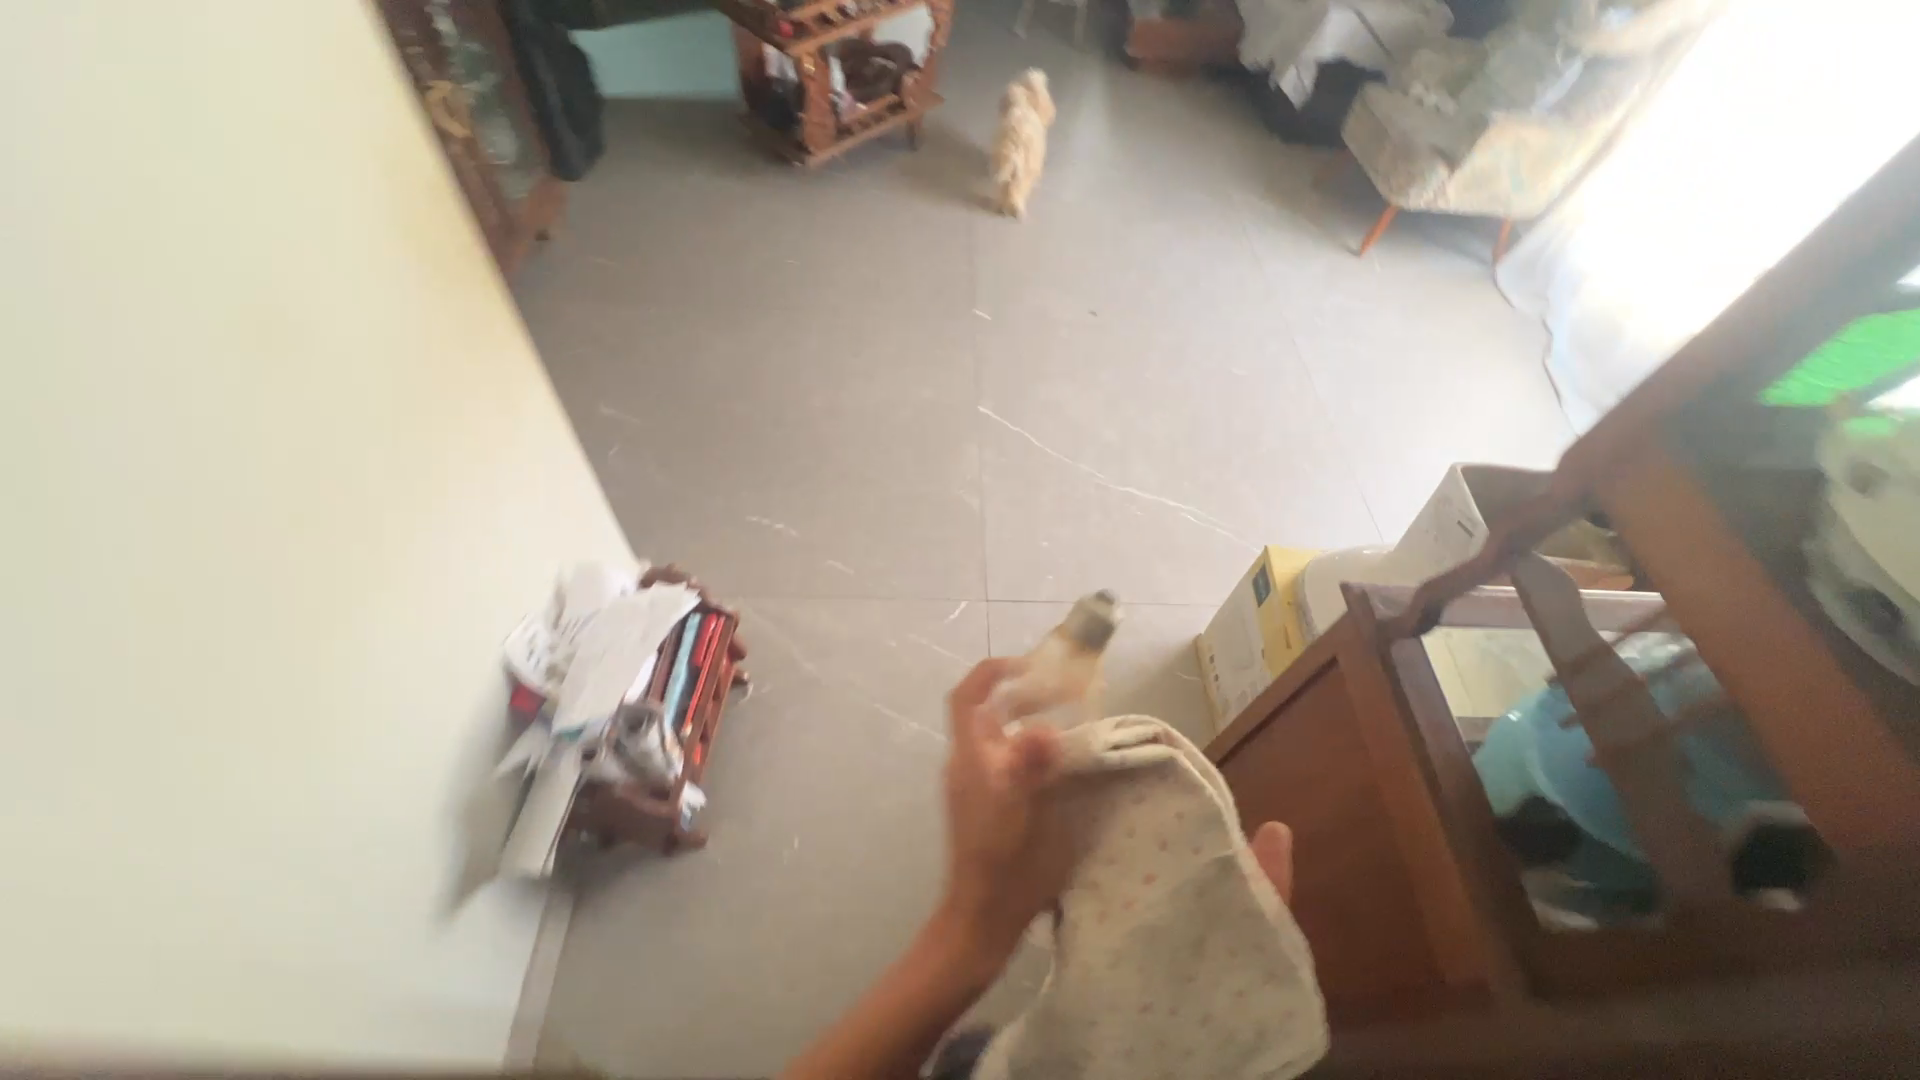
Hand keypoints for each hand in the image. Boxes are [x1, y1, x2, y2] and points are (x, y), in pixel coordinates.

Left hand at [937, 658, 1077, 965]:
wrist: (982, 916)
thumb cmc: (1001, 863)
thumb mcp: (1020, 812)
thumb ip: (1029, 767)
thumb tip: (1043, 728)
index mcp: (970, 759)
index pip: (966, 698)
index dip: (991, 673)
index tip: (1028, 665)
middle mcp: (968, 764)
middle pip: (987, 713)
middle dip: (1023, 694)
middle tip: (1066, 692)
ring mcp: (977, 785)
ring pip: (999, 736)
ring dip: (1030, 720)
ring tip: (1071, 720)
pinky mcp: (989, 803)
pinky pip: (1007, 760)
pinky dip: (1031, 748)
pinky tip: (1061, 761)